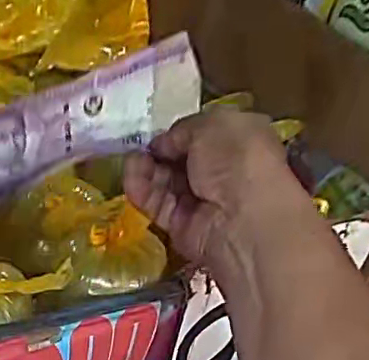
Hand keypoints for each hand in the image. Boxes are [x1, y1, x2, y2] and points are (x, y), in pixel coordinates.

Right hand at [123, 105, 305, 270]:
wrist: (238, 215)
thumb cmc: (235, 158)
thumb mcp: (211, 125)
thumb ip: (183, 130)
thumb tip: (163, 143)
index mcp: (236, 140)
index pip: (199, 136)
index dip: (176, 134)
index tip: (157, 133)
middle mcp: (217, 170)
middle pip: (178, 161)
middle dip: (157, 154)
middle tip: (137, 149)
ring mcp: (197, 199)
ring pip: (164, 183)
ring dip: (145, 171)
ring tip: (130, 163)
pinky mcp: (179, 224)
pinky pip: (157, 206)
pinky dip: (142, 192)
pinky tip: (130, 180)